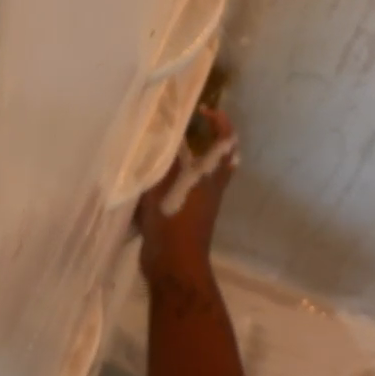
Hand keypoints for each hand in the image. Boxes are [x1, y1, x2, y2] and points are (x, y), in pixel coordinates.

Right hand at [136, 107, 237, 270]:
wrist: (172, 265)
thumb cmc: (173, 220)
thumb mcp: (167, 182)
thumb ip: (166, 155)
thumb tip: (167, 128)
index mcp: (210, 176)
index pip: (225, 142)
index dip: (220, 122)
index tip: (203, 110)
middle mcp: (209, 188)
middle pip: (217, 159)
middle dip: (207, 140)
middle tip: (189, 125)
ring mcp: (199, 204)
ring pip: (200, 175)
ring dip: (189, 159)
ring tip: (165, 148)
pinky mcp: (184, 218)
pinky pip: (180, 191)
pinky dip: (169, 180)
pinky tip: (149, 177)